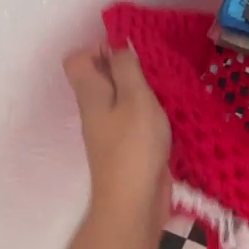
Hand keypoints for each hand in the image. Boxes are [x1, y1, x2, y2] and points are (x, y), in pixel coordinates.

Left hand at [64, 45, 171, 233]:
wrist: (133, 203)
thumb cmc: (134, 146)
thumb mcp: (135, 98)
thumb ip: (127, 68)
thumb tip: (119, 45)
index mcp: (90, 95)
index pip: (78, 59)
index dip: (100, 48)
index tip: (131, 52)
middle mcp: (95, 110)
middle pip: (100, 77)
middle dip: (127, 67)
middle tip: (155, 69)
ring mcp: (110, 130)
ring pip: (119, 97)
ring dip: (141, 89)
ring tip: (167, 89)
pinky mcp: (127, 146)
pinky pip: (133, 117)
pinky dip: (149, 111)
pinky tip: (170, 114)